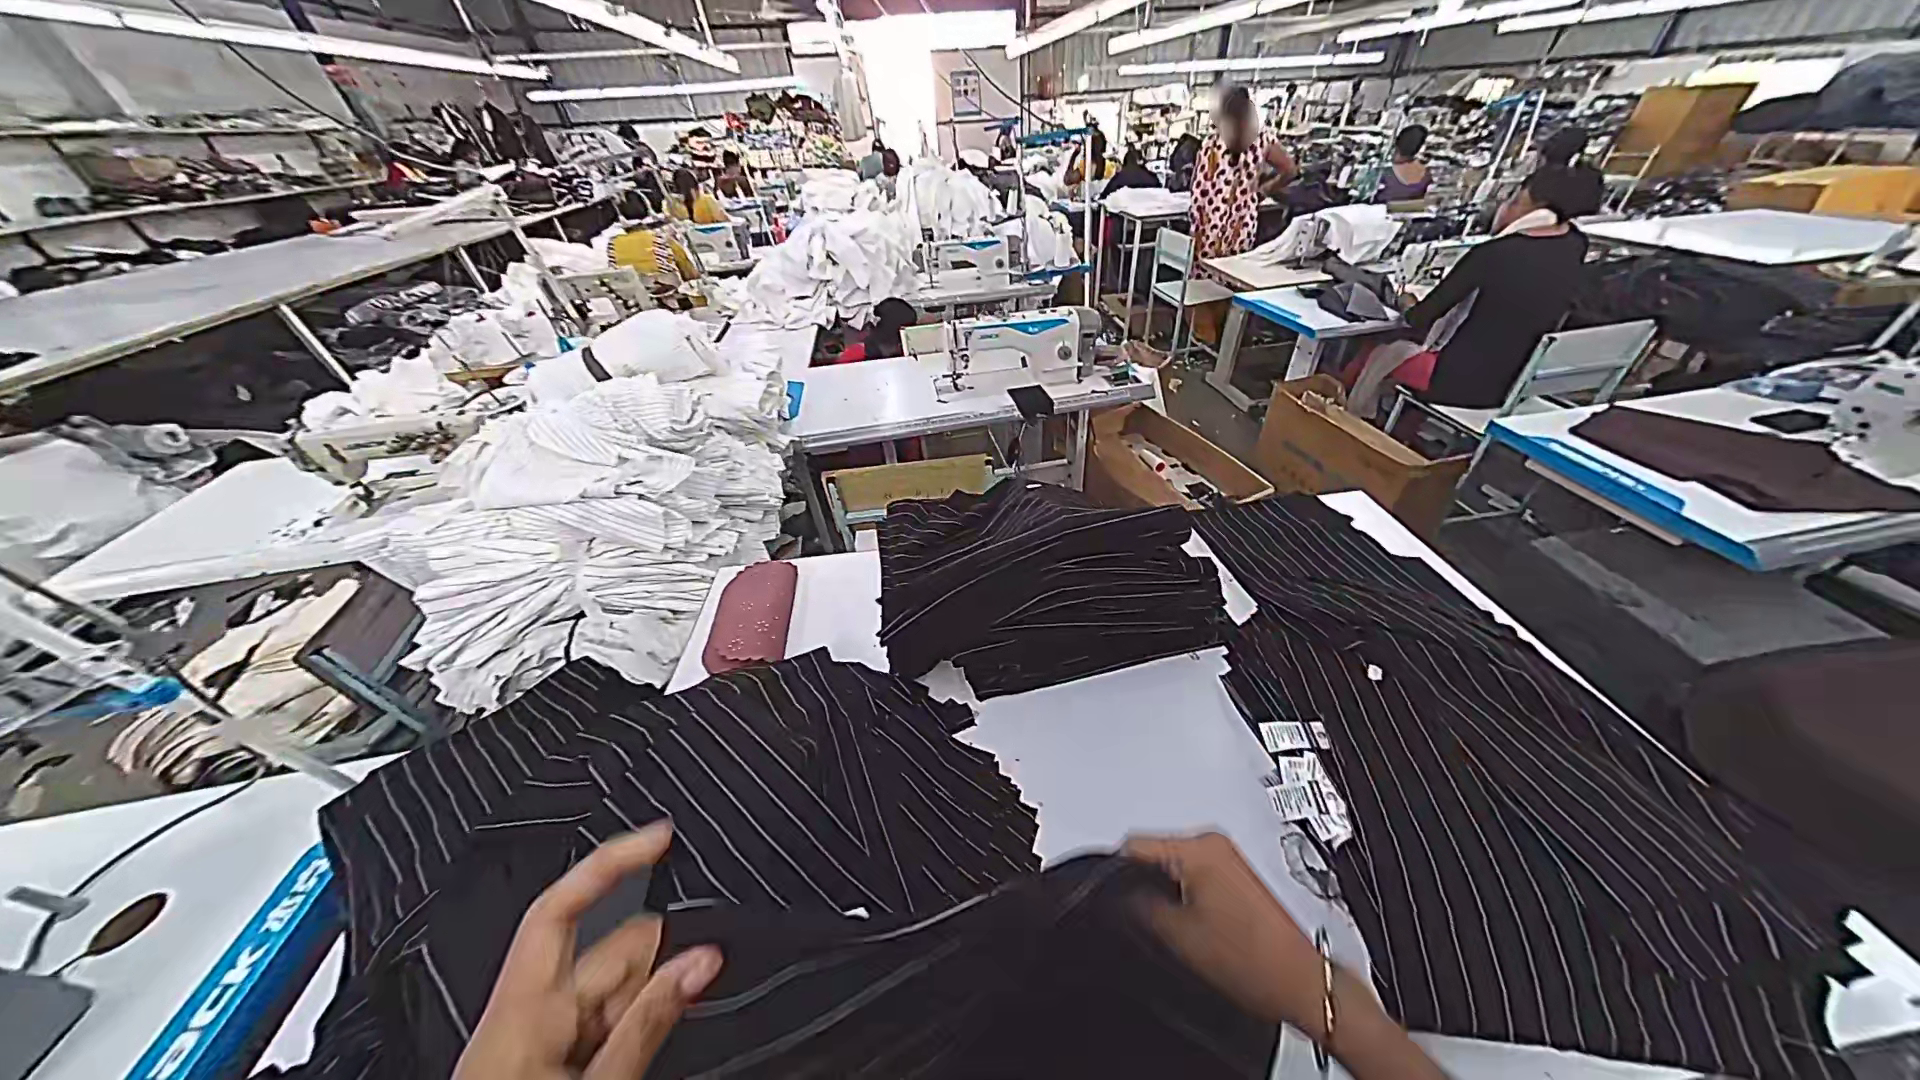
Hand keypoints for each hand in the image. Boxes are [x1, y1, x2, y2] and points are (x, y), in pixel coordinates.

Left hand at [453, 822, 722, 1079]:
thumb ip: (649, 1021)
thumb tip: (703, 957)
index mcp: (522, 1010)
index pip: (562, 905)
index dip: (612, 861)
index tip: (661, 835)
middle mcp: (528, 1011)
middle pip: (608, 947)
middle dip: (657, 951)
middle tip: (694, 977)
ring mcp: (541, 1034)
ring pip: (617, 981)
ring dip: (651, 991)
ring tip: (661, 1030)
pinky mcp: (552, 1054)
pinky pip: (610, 1013)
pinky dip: (638, 1017)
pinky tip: (647, 1040)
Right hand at [1123, 831, 1325, 1034]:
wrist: (1301, 982)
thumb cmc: (1254, 960)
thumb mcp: (1177, 935)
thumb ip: (1139, 905)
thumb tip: (1120, 894)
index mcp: (1199, 848)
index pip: (1135, 844)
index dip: (1118, 870)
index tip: (1114, 890)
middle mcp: (1214, 842)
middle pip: (1155, 850)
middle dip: (1145, 879)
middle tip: (1146, 913)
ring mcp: (1227, 855)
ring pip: (1174, 860)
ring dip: (1166, 885)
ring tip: (1174, 920)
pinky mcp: (1235, 870)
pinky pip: (1194, 869)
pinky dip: (1185, 889)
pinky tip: (1192, 918)